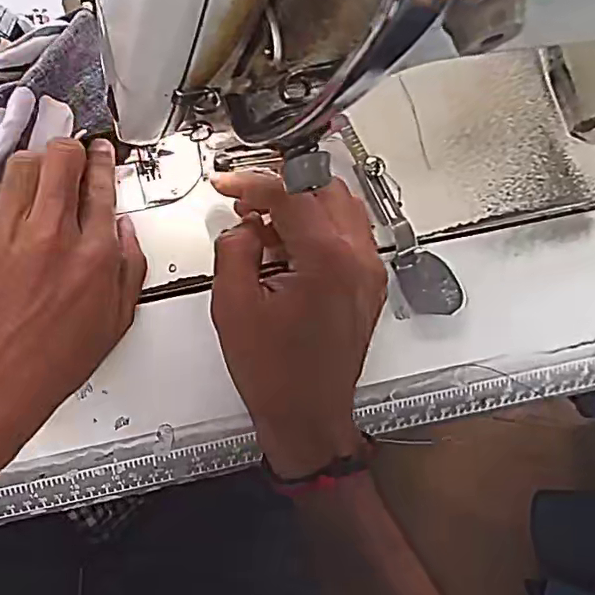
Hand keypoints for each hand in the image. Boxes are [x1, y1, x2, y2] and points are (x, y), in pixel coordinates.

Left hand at [0, 130, 147, 488]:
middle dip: (69, 150)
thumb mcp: (115, 319)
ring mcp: (7, 235)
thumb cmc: (51, 359)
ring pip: (22, 165)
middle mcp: (50, 237)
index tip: (99, 153)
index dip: (102, 160)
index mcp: (92, 255)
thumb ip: (129, 268)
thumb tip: (124, 231)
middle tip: (68, 158)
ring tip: (35, 183)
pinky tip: (6, 214)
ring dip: (33, 167)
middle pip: (61, 157)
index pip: (101, 184)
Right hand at [209, 171, 385, 478]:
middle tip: (243, 198)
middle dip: (278, 186)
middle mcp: (357, 260)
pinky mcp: (365, 284)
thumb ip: (233, 251)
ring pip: (338, 207)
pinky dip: (313, 228)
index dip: (250, 181)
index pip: (289, 193)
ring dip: (298, 205)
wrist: (307, 413)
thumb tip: (241, 228)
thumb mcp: (233, 306)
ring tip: (260, 224)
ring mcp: (367, 273)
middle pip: (323, 188)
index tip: (228, 183)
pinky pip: (344, 235)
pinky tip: (282, 247)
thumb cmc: (278, 375)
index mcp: (327, 261)